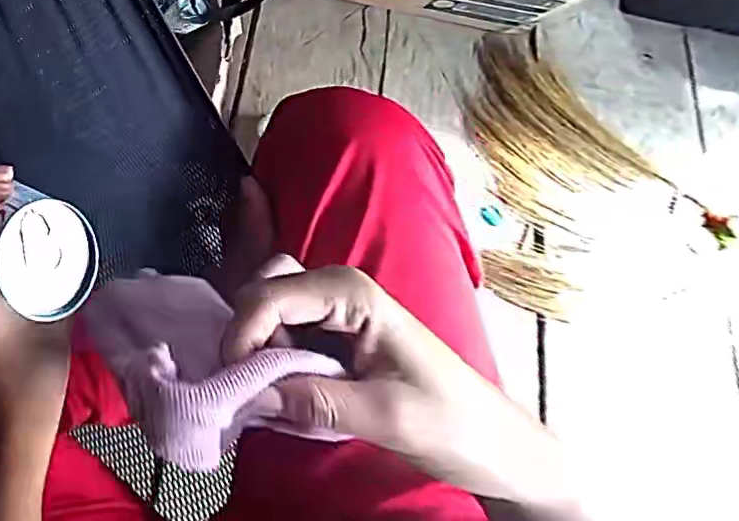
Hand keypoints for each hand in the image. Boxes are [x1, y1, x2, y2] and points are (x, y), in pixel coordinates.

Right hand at [224, 266, 585, 518]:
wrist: (504, 451)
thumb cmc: (459, 428)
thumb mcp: (390, 419)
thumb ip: (317, 402)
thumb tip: (251, 392)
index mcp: (350, 292)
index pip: (270, 296)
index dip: (244, 333)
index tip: (233, 376)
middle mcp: (334, 286)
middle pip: (261, 291)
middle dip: (251, 336)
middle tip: (258, 383)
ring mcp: (330, 304)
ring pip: (265, 306)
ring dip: (260, 345)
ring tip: (277, 388)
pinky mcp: (329, 327)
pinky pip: (281, 327)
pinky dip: (272, 354)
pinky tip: (287, 386)